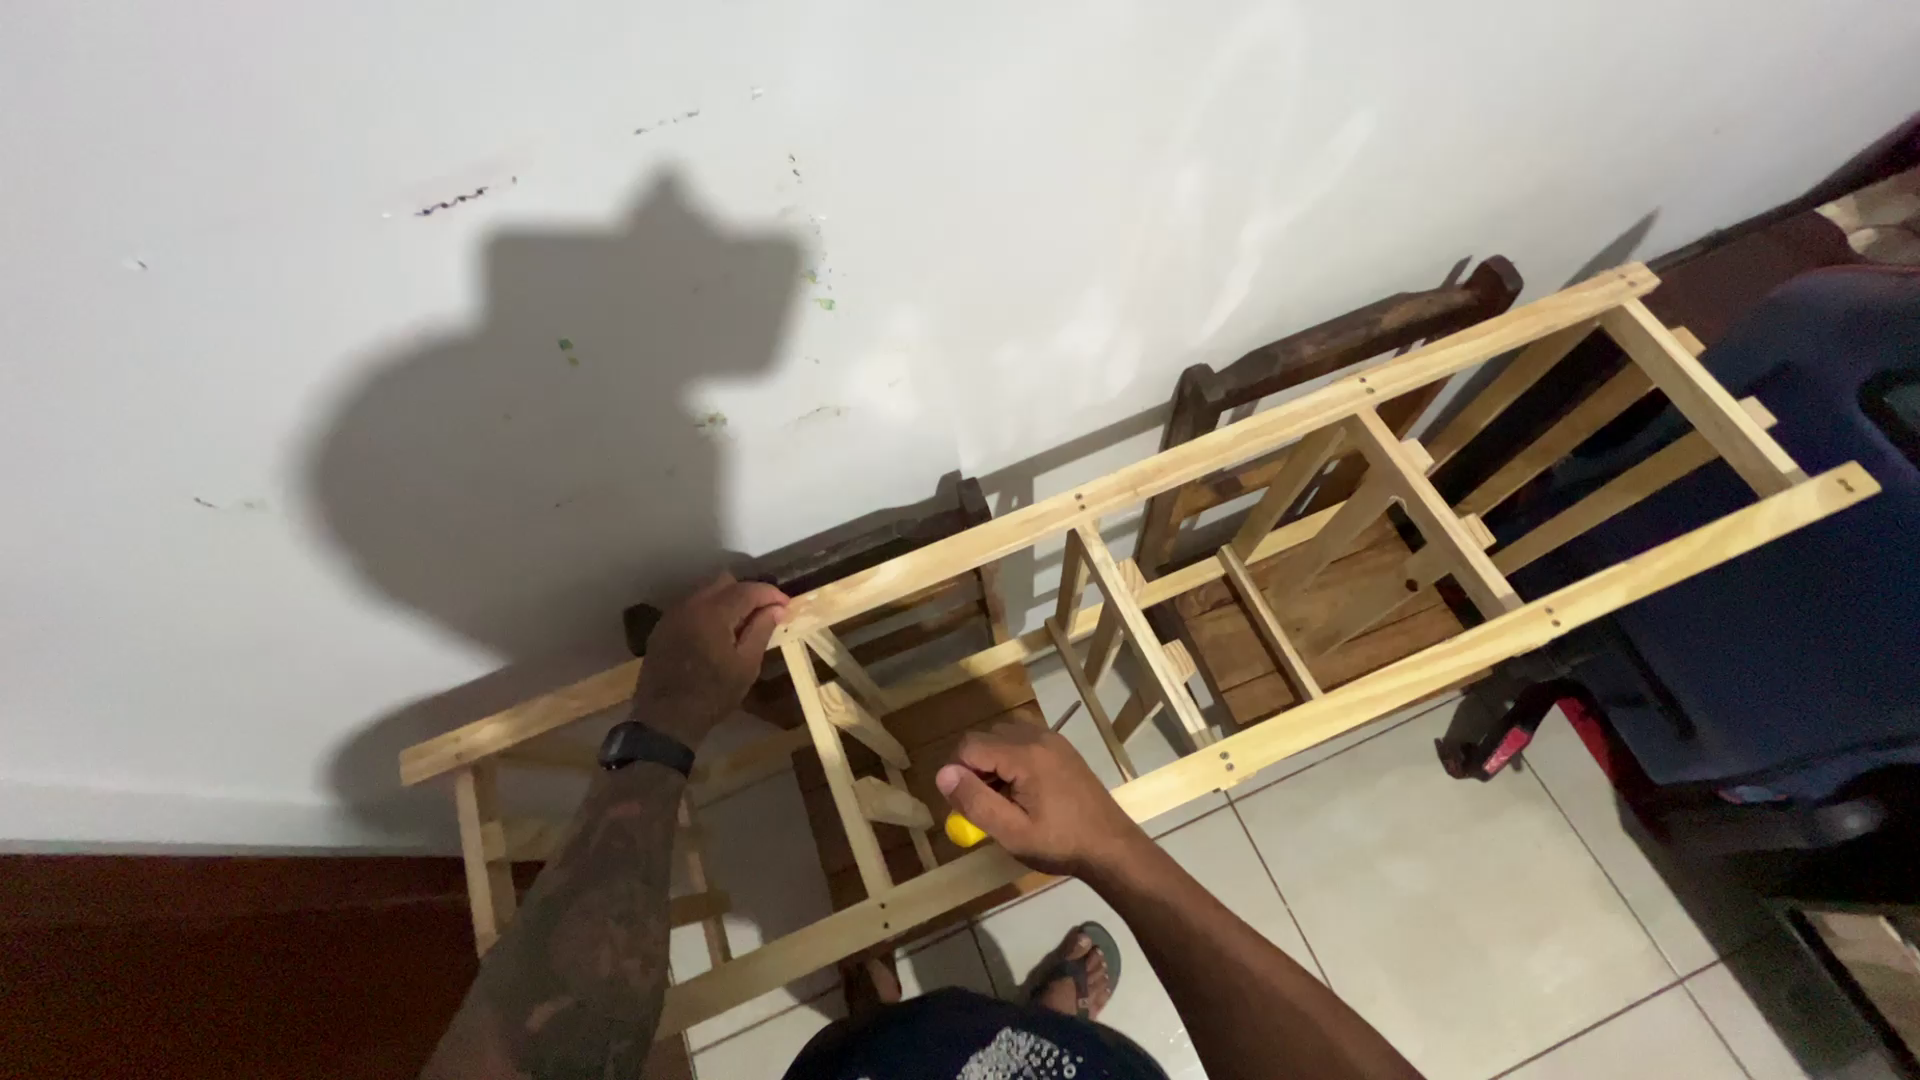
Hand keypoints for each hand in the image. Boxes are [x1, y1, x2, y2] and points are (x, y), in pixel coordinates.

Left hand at [631, 574, 788, 748]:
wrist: (665, 720)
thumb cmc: (713, 695)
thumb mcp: (746, 665)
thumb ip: (761, 630)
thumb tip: (776, 608)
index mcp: (713, 613)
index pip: (748, 590)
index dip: (771, 594)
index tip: (786, 605)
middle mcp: (690, 605)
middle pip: (725, 582)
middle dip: (748, 592)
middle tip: (764, 613)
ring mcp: (673, 615)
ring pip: (706, 592)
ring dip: (728, 601)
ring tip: (741, 624)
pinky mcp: (663, 628)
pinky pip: (692, 607)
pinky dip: (709, 611)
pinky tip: (717, 634)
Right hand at [935, 722, 1152, 879]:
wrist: (1111, 846)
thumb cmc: (1060, 843)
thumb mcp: (1012, 832)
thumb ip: (975, 801)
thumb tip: (942, 774)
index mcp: (1025, 755)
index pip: (969, 745)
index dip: (958, 772)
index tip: (965, 803)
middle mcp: (1037, 736)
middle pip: (985, 737)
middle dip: (975, 768)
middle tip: (986, 804)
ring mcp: (1052, 738)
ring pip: (1003, 737)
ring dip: (993, 763)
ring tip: (1004, 800)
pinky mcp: (1061, 747)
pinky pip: (1023, 741)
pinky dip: (1012, 759)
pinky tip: (1024, 791)